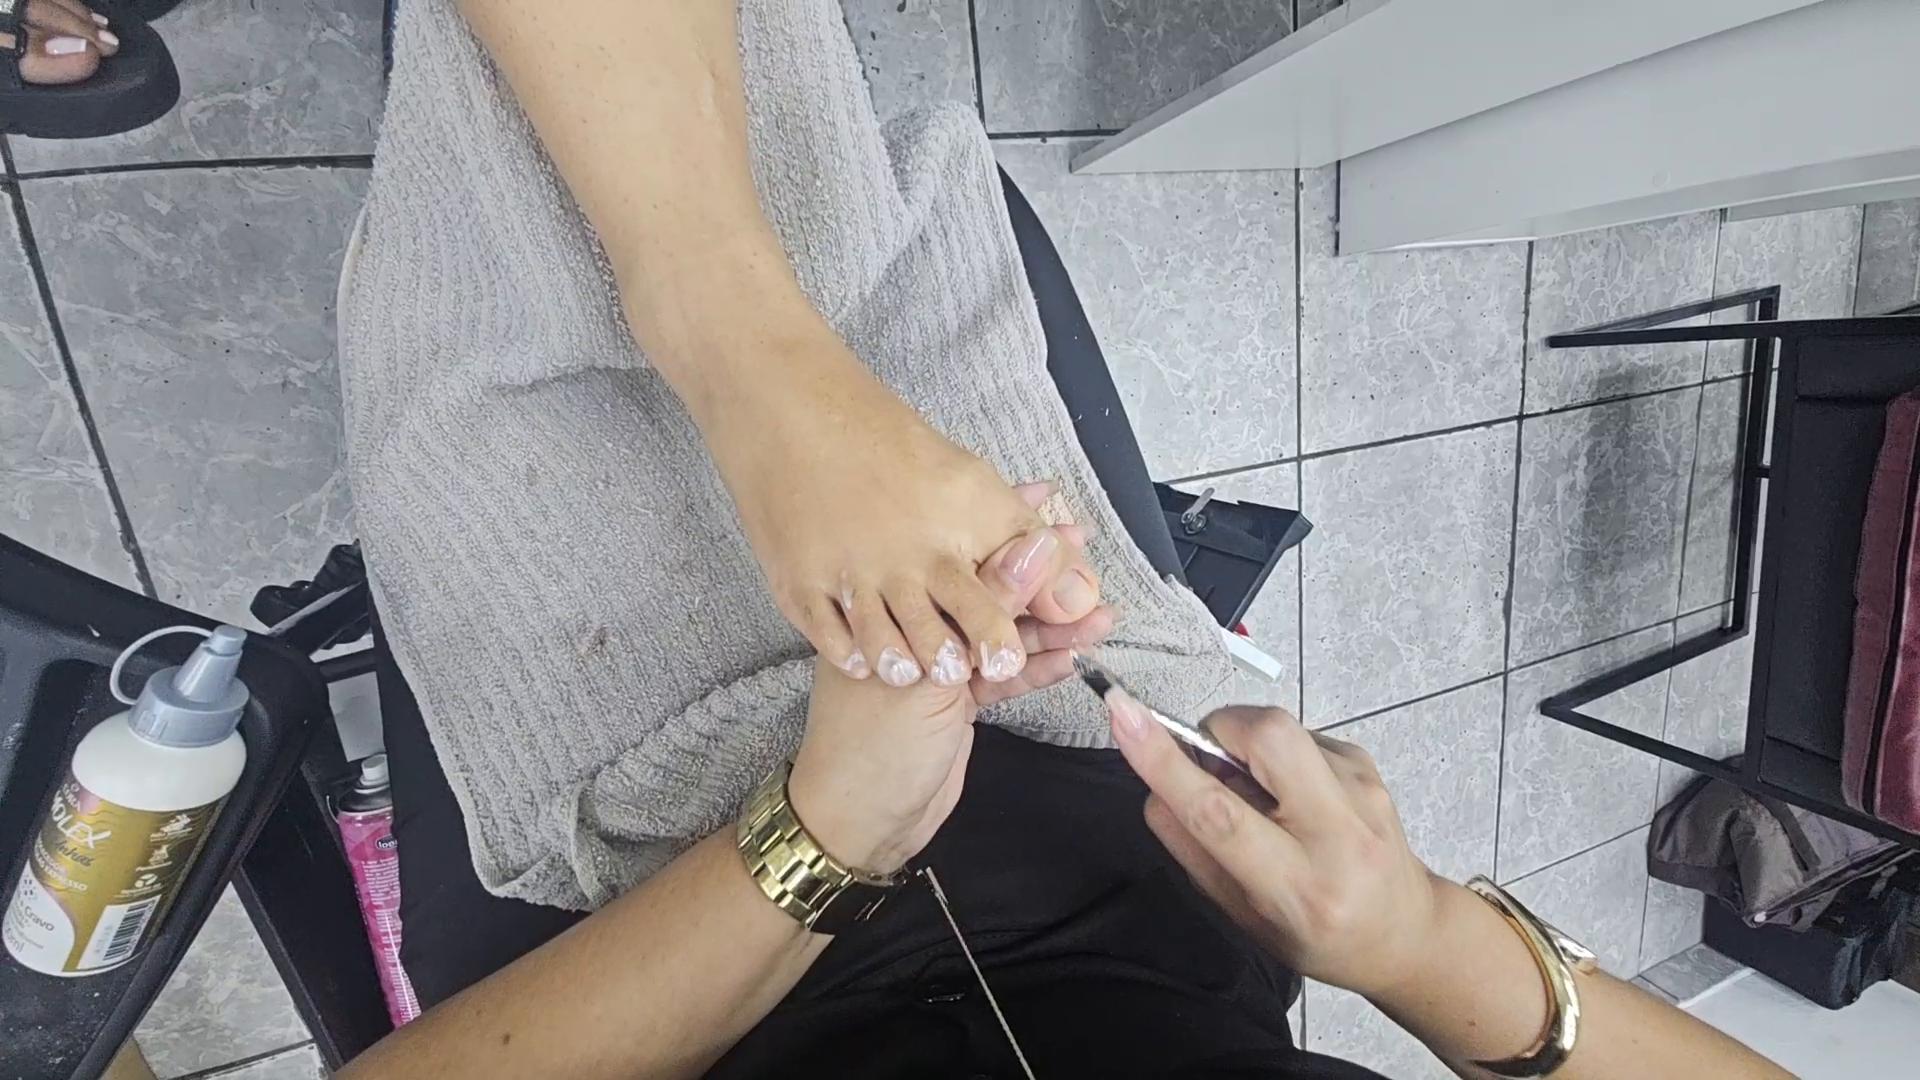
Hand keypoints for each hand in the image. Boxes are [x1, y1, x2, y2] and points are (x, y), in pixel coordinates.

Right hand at [698, 329, 1100, 688]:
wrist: (790, 408)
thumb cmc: (888, 442)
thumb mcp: (970, 482)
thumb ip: (1019, 535)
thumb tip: (1081, 582)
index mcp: (952, 527)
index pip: (993, 604)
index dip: (1004, 642)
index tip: (1005, 662)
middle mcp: (902, 556)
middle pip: (940, 634)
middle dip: (957, 663)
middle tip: (963, 675)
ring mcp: (847, 571)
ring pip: (885, 647)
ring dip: (906, 665)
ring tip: (914, 673)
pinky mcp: (799, 581)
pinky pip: (830, 638)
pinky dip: (852, 654)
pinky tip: (866, 661)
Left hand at [787, 527, 1112, 874]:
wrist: (860, 826)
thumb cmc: (878, 742)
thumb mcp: (938, 669)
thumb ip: (989, 607)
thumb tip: (1035, 542)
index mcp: (897, 607)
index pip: (963, 557)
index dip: (1009, 533)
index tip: (1050, 508)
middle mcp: (920, 631)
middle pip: (990, 597)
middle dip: (1042, 581)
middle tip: (1087, 560)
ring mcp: (941, 669)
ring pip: (1004, 639)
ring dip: (1052, 630)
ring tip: (1101, 615)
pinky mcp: (958, 704)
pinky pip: (1004, 677)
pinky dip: (1036, 669)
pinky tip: (1071, 656)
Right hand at [1105, 696, 1443, 1000]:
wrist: (1409, 932)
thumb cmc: (1314, 934)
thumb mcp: (1239, 913)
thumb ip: (1187, 846)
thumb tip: (1149, 778)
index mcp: (1298, 888)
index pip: (1218, 813)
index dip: (1162, 759)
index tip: (1122, 711)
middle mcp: (1341, 835)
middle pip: (1267, 738)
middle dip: (1219, 731)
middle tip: (1211, 764)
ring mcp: (1363, 791)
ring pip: (1277, 726)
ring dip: (1244, 745)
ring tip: (1258, 792)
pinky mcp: (1366, 762)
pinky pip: (1294, 732)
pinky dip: (1272, 752)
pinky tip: (1291, 793)